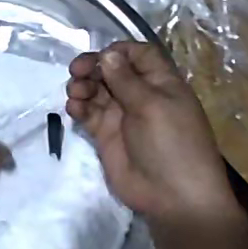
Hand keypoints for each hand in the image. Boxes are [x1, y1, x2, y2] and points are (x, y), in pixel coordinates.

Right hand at [67, 41, 239, 225]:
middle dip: (92, 66)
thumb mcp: (152, 106)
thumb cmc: (172, 145)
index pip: (139, 55)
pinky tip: (75, 110)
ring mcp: (120, 115)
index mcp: (161, 84)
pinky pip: (86, 111)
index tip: (102, 56)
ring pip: (94, 88)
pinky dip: (78, 106)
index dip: (120, 51)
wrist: (172, 197)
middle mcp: (139, 96)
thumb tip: (107, 53)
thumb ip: (126, 79)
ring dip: (81, 85)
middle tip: (76, 72)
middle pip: (110, 69)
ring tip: (76, 94)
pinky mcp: (104, 133)